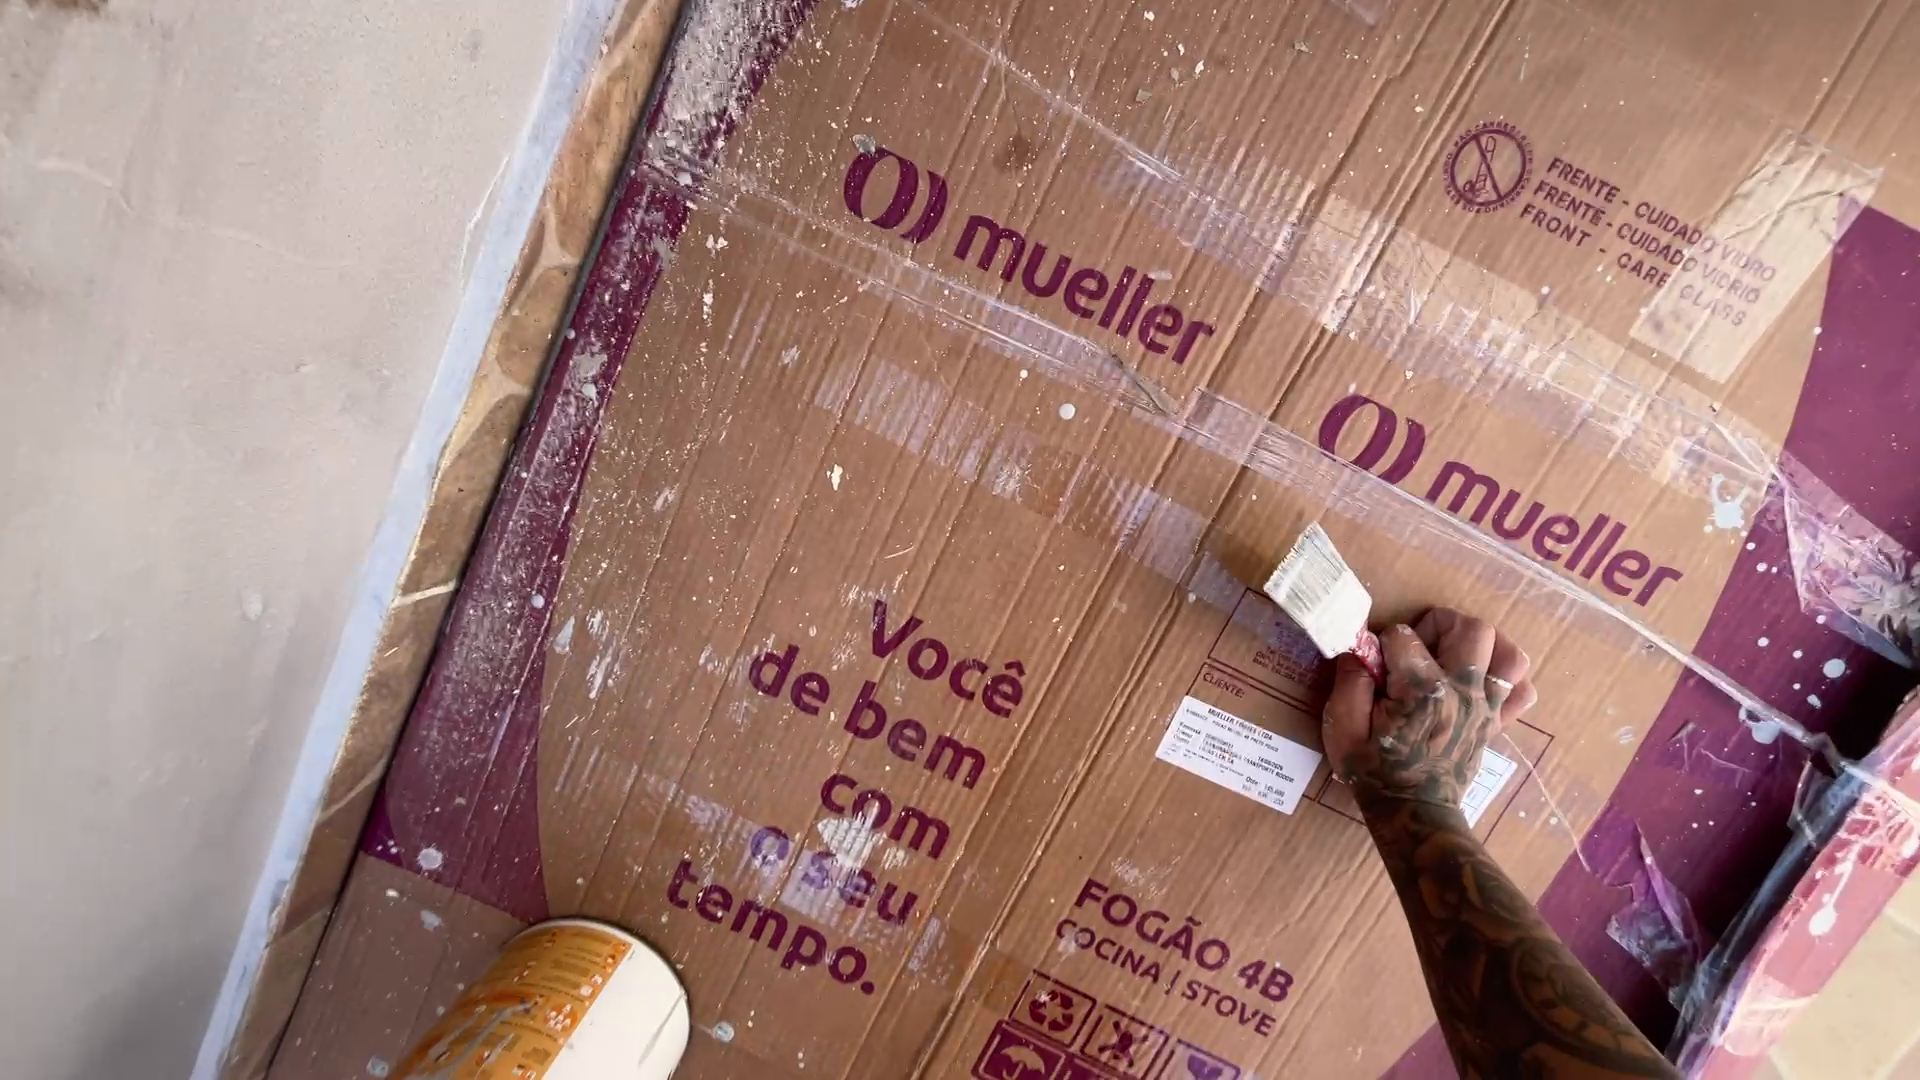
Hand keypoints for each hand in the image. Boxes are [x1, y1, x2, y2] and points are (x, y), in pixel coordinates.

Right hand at [1322, 608, 1536, 813]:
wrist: (1412, 810)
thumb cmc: (1372, 767)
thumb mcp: (1342, 724)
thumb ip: (1349, 681)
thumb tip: (1356, 649)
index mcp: (1422, 691)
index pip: (1404, 636)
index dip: (1381, 641)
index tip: (1371, 664)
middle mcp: (1463, 692)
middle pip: (1473, 629)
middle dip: (1439, 625)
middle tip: (1416, 646)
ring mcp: (1486, 707)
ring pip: (1509, 654)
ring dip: (1480, 644)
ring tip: (1450, 653)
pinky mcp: (1496, 721)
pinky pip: (1522, 688)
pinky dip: (1505, 676)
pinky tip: (1477, 678)